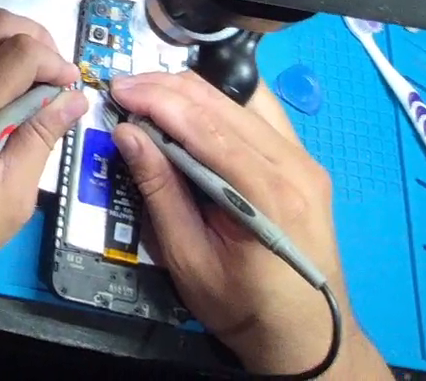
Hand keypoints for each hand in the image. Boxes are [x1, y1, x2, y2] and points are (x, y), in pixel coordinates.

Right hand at [110, 70, 383, 377]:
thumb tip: (126, 132)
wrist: (307, 338)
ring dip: (189, 88)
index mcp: (269, 195)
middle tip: (123, 88)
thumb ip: (159, 190)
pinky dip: (217, 98)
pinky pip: (257, 108)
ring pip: (240, 96)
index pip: (206, 126)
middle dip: (166, 87)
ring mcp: (304, 157)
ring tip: (148, 92)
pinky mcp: (302, 157)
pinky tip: (188, 104)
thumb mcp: (188, 258)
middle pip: (222, 102)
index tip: (118, 89)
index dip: (157, 100)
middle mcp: (295, 164)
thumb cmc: (244, 308)